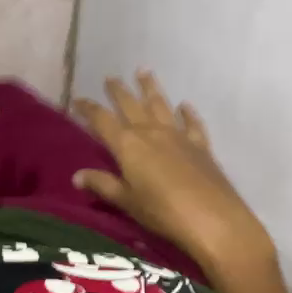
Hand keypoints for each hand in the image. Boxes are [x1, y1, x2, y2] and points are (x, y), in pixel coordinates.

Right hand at [72, 72, 273, 269]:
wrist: (215, 221)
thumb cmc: (163, 212)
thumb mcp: (127, 201)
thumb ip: (102, 185)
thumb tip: (76, 175)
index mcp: (127, 144)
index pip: (101, 119)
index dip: (88, 108)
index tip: (77, 99)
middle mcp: (150, 132)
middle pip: (130, 104)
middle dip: (118, 91)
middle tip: (110, 77)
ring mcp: (178, 136)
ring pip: (160, 105)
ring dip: (150, 87)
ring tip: (143, 71)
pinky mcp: (201, 146)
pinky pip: (192, 124)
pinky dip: (188, 113)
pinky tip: (185, 106)